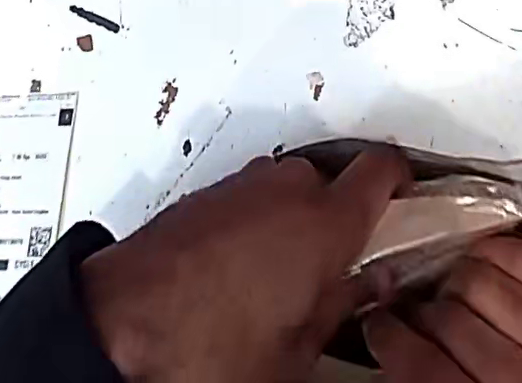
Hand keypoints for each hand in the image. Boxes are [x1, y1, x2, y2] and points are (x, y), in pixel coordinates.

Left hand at [79, 147, 408, 382]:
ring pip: (294, 187)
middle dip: (340, 215)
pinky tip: (241, 267)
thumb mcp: (294, 353)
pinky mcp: (214, 189)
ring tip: (278, 275)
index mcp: (325, 220)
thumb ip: (343, 304)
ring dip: (296, 218)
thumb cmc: (202, 347)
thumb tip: (371, 285)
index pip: (382, 168)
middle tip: (334, 262)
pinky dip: (261, 217)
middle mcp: (290, 187)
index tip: (405, 191)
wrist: (116, 331)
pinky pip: (256, 193)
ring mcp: (249, 182)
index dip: (401, 176)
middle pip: (336, 180)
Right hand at [365, 237, 521, 382]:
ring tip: (446, 285)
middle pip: (451, 317)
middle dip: (420, 309)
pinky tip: (483, 259)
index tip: (377, 325)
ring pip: (482, 276)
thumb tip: (402, 356)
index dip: (390, 340)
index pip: (426, 371)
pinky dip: (496, 250)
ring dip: (452, 276)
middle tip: (410, 307)